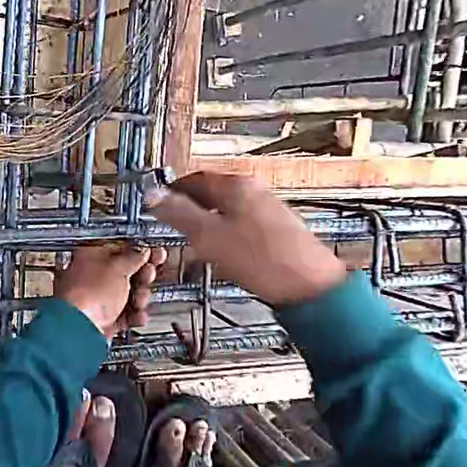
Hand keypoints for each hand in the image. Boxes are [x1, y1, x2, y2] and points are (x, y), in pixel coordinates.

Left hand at [56, 243, 165, 336]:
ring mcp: (98, 298)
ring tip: (139, 300)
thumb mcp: (118, 269)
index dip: (138, 250)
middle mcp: (92, 276)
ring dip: (140, 297)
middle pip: (126, 272)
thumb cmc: (89, 294)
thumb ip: (133, 258)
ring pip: (129, 294)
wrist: (80, 328)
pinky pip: (126, 314)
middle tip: (149, 274)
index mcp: (90, 256)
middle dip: (142, 275)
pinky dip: (135, 315)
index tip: (154, 253)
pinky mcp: (104, 318)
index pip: (119, 248)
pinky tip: (138, 316)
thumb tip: (142, 251)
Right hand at [146, 173, 347, 306]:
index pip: (192, 178)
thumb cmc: (266, 261)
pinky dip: (226, 232)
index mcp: (236, 186)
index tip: (158, 204)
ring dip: (207, 221)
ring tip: (197, 242)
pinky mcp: (277, 227)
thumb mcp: (209, 237)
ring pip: (225, 208)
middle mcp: (254, 191)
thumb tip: (154, 196)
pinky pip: (241, 222)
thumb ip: (179, 214)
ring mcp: (268, 208)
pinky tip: (225, 252)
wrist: (311, 287)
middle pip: (210, 192)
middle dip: (189, 207)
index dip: (171, 191)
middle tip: (173, 224)